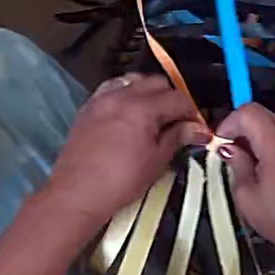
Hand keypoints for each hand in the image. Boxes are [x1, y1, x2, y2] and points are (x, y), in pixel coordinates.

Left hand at [39, 73, 209, 227]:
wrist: (77, 193)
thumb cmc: (119, 182)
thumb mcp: (156, 161)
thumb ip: (177, 137)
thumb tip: (196, 129)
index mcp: (142, 108)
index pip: (177, 99)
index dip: (192, 112)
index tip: (196, 126)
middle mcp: (121, 96)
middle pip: (156, 83)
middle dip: (172, 99)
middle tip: (178, 121)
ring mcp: (102, 99)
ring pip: (134, 81)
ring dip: (149, 93)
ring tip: (154, 116)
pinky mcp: (89, 107)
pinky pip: (113, 88)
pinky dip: (126, 94)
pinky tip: (130, 112)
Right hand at [216, 103, 274, 259]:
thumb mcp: (246, 195)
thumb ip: (236, 164)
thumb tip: (228, 149)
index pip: (247, 112)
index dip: (228, 123)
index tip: (218, 145)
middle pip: (260, 113)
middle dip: (238, 126)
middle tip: (226, 151)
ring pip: (270, 123)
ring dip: (252, 134)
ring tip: (240, 160)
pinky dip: (265, 142)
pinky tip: (258, 166)